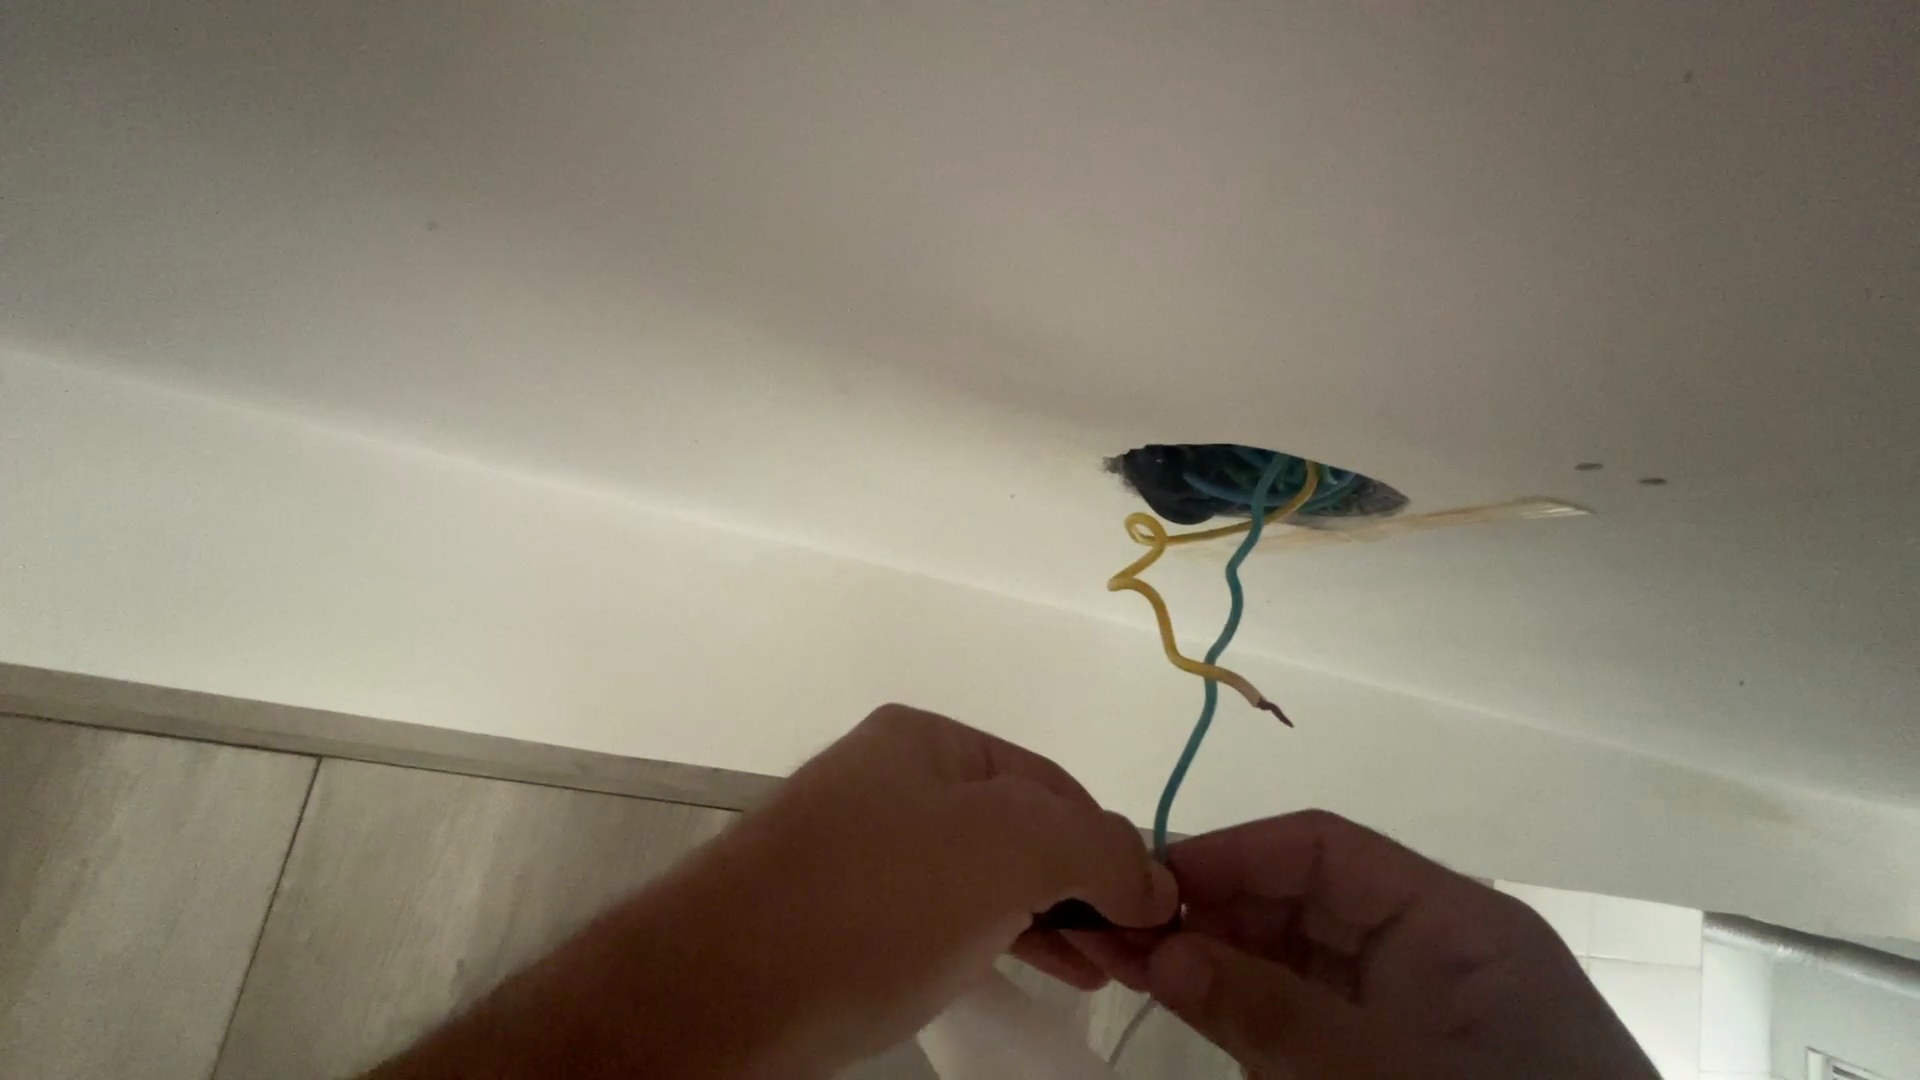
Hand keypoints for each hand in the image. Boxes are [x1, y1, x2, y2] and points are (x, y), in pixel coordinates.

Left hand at [707, 703, 1178, 1061]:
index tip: (1151, 909)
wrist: (721, 985)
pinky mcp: (847, 912)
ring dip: (1045, 915)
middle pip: (1017, 826)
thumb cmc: (878, 896)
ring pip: (982, 875)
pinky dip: (996, 936)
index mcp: (928, 742)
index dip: (1108, 839)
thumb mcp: (1007, 849)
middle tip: (1129, 951)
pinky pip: (943, 914)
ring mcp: (867, 848)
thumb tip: (1154, 876)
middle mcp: (895, 780)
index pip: (1048, 781)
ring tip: (1097, 970)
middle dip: (1080, 884)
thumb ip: (1094, 847)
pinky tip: (1031, 968)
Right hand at [1094, 811, 1657, 1079]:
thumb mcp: (1391, 1079)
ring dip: (1210, 960)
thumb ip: (1271, 1013)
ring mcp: (1404, 1014)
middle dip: (1210, 911)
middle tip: (1122, 931)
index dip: (1234, 852)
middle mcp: (1426, 954)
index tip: (1155, 879)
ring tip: (1126, 963)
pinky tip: (1182, 1003)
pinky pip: (1295, 1016)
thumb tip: (1156, 951)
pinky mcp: (1384, 1063)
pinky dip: (1238, 1010)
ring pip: (1287, 959)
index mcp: (1455, 924)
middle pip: (1297, 900)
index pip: (1324, 848)